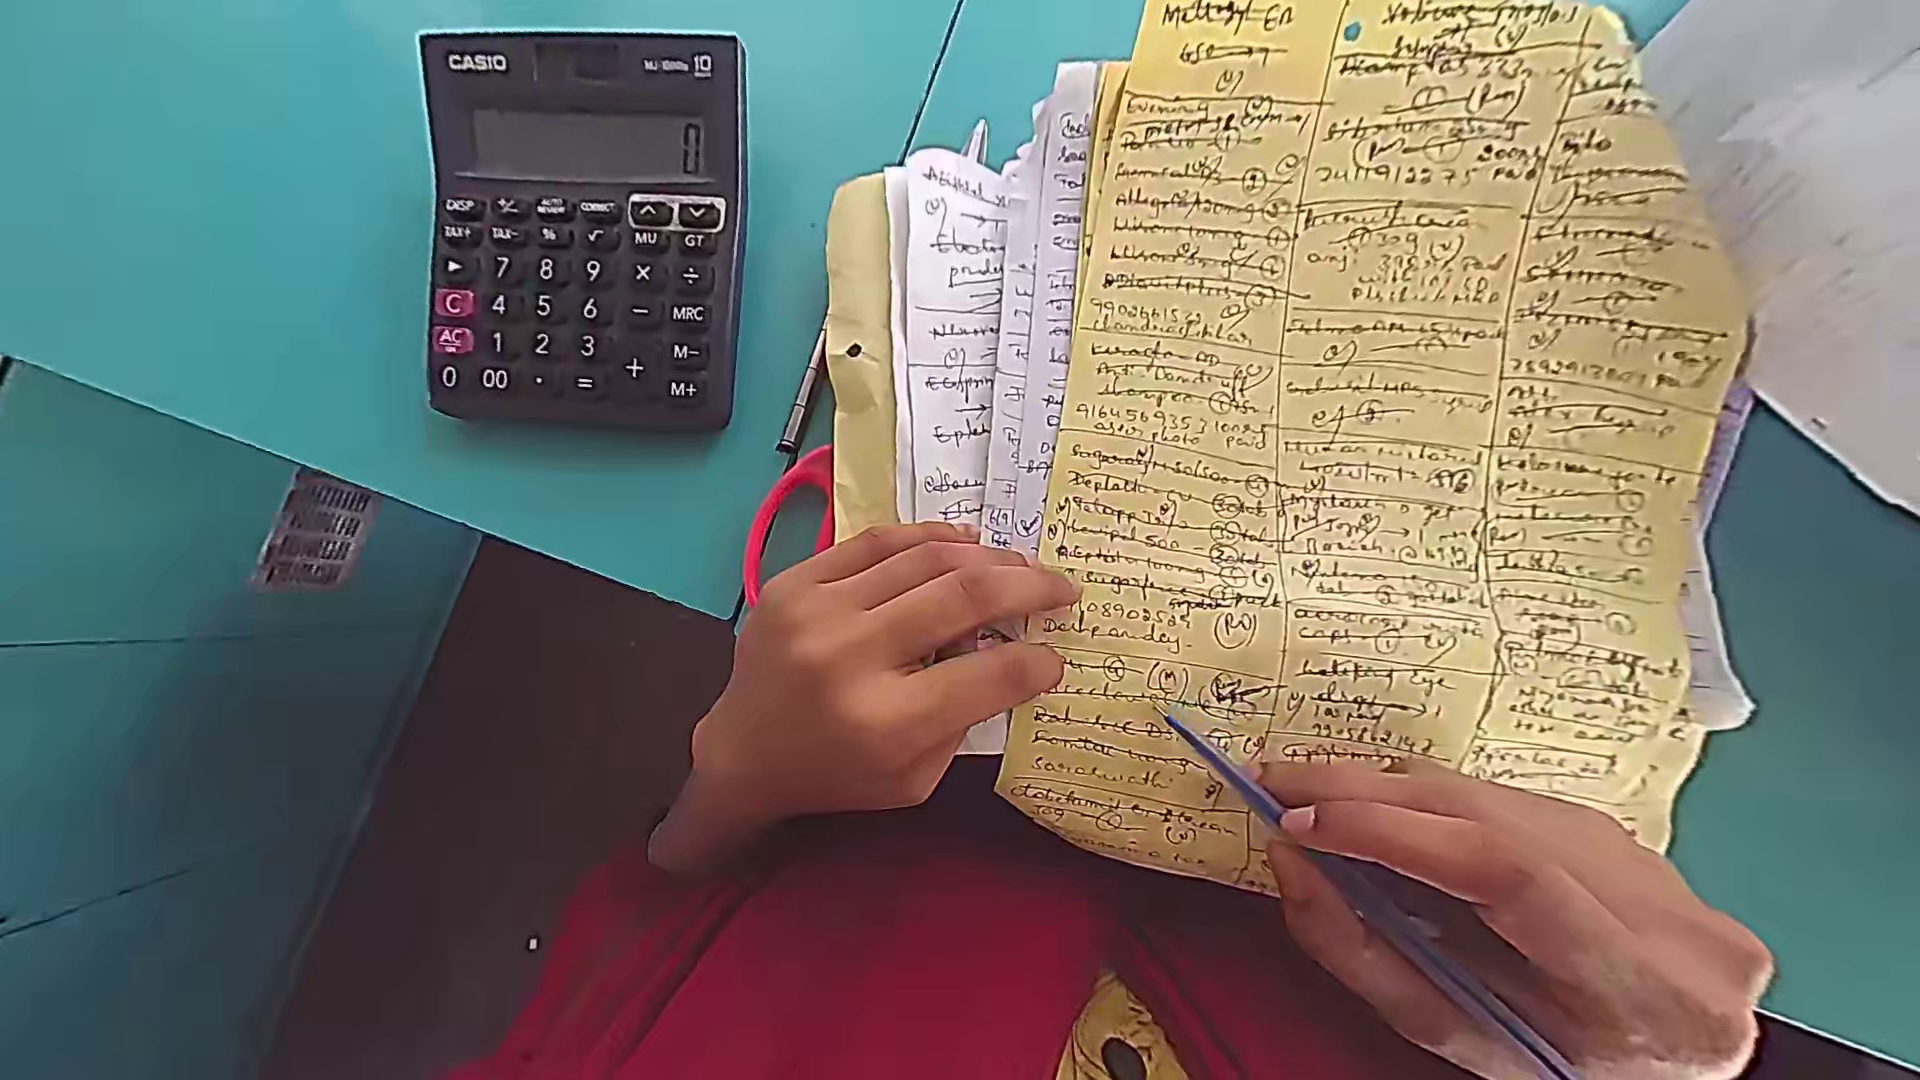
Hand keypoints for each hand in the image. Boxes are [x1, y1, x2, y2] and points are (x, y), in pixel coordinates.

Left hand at [649, 523, 1077, 871]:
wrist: (740, 752)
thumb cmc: (834, 775)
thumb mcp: (912, 778)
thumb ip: (965, 718)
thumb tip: (1011, 652)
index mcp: (884, 722)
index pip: (987, 676)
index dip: (1037, 661)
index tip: (1056, 655)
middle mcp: (850, 656)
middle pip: (963, 597)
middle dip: (1029, 587)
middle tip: (1061, 586)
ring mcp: (817, 609)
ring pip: (926, 559)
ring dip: (988, 556)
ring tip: (1019, 563)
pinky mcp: (795, 580)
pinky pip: (877, 539)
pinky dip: (931, 536)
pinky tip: (965, 540)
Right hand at [1260, 759, 1771, 1079]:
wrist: (1645, 1043)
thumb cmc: (1537, 1054)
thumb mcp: (1442, 1030)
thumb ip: (1353, 948)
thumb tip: (1284, 851)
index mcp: (1642, 991)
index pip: (1506, 873)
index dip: (1389, 832)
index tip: (1297, 823)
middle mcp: (1659, 908)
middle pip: (1475, 814)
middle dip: (1354, 791)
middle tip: (1268, 781)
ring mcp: (1639, 855)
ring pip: (1467, 791)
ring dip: (1372, 788)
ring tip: (1306, 796)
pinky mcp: (1602, 822)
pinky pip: (1478, 791)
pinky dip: (1409, 795)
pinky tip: (1378, 815)